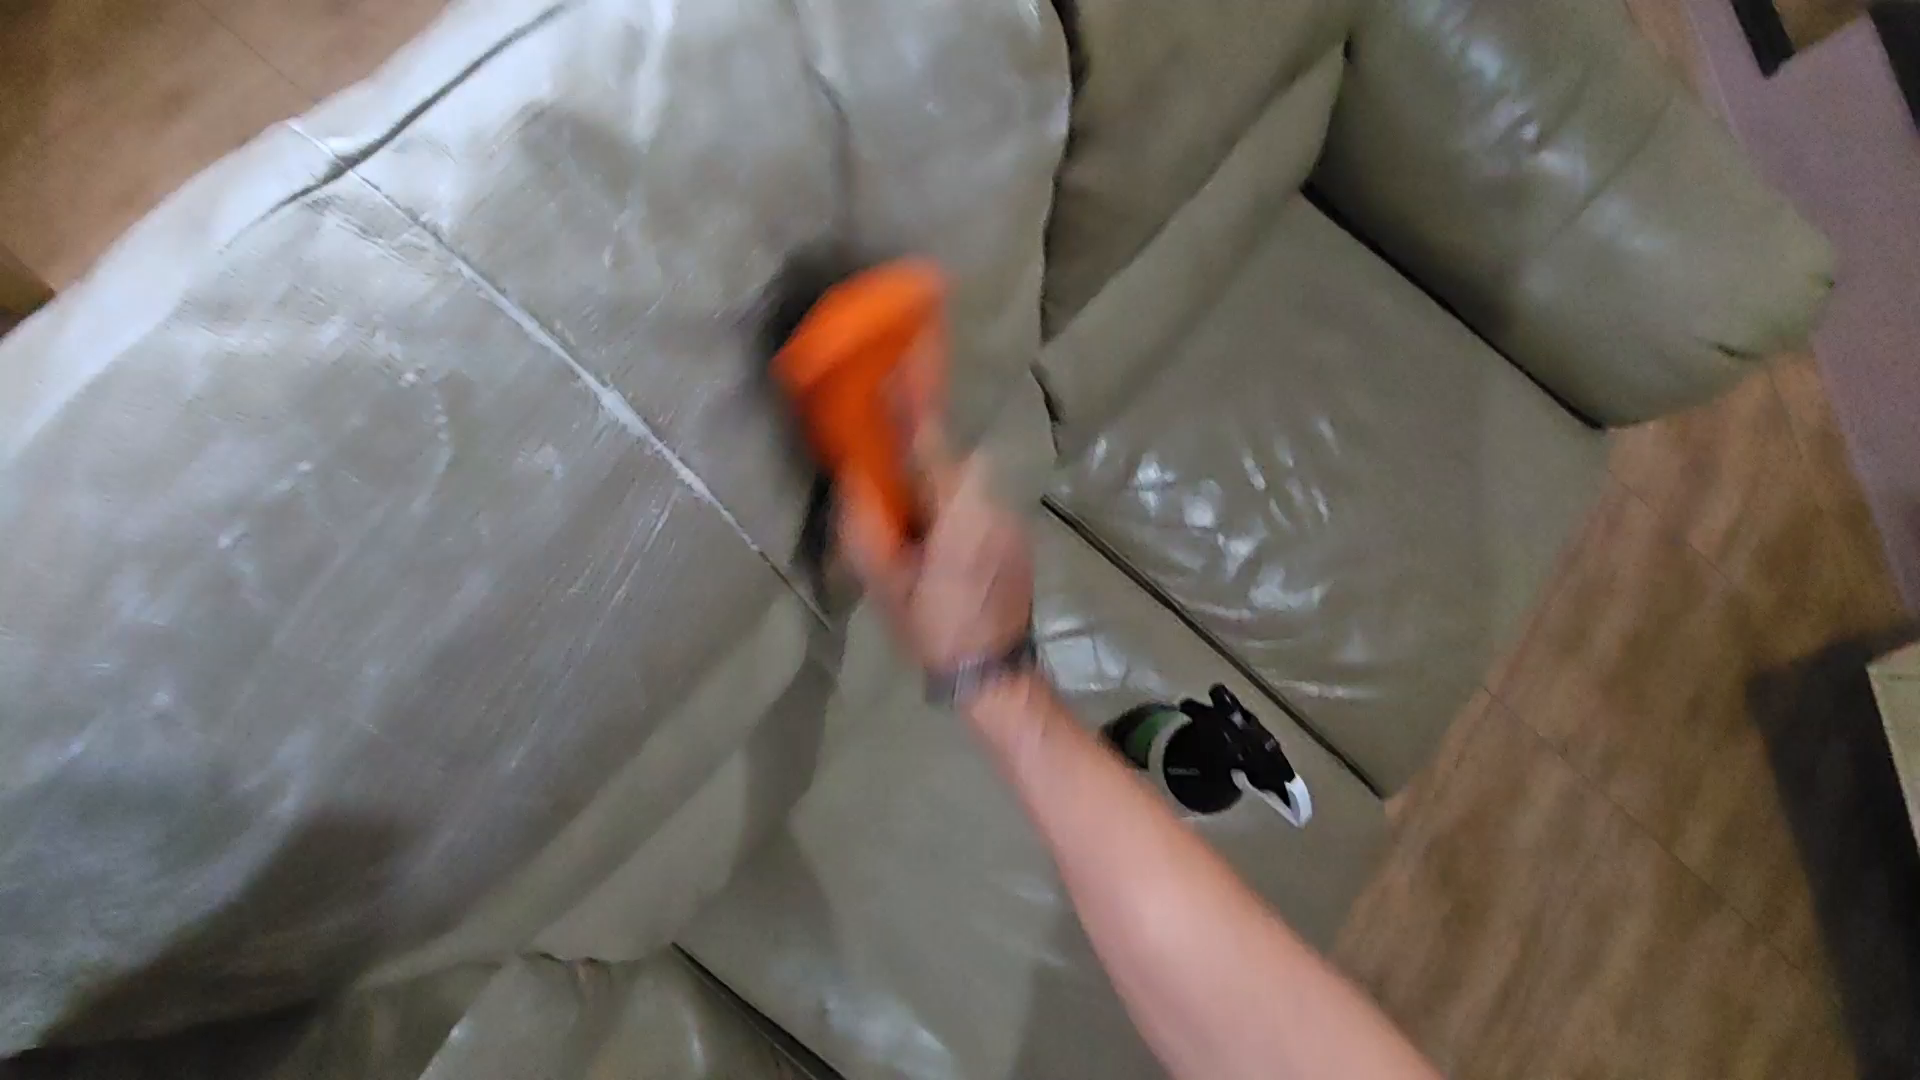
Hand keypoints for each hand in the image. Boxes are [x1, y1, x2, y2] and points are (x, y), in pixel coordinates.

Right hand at [836, 419, 1035, 692]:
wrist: (995, 673)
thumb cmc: (937, 630)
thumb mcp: (887, 586)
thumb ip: (865, 529)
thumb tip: (852, 482)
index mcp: (959, 512)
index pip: (933, 442)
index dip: (916, 399)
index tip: (905, 357)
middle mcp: (993, 504)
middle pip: (949, 463)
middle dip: (918, 460)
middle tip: (889, 481)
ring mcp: (1010, 520)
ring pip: (964, 488)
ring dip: (936, 495)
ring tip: (914, 535)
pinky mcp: (1017, 536)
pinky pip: (978, 507)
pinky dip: (955, 513)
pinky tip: (941, 551)